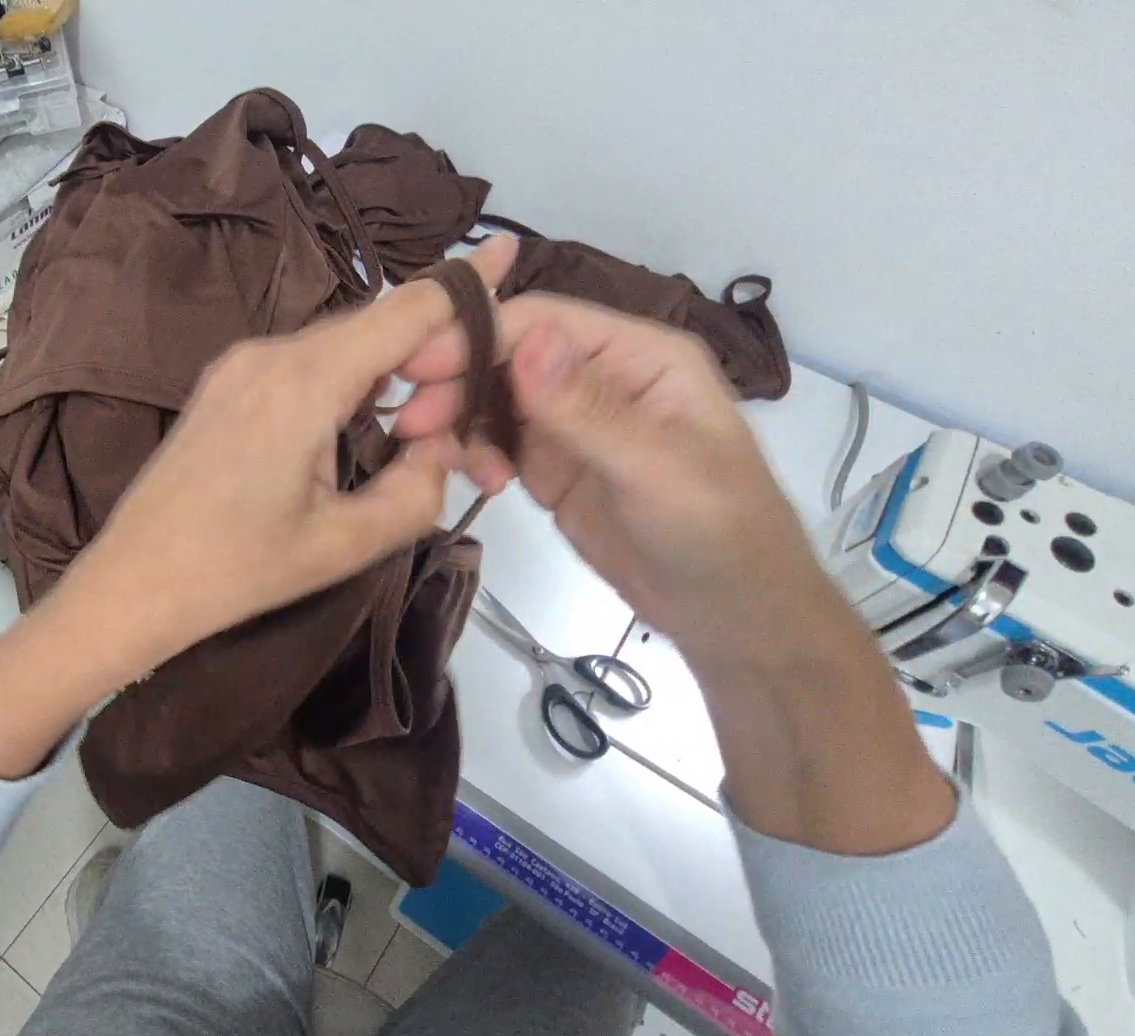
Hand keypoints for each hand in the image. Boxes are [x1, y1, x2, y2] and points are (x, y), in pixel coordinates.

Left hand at [0, 235, 517, 777]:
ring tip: (419, 423)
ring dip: (388, 370)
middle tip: (461, 414)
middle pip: (374, 325)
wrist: (133, 583)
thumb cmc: (234, 571)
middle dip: (431, 352)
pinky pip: (303, 364)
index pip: (405, 309)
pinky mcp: (223, 386)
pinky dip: (347, 380)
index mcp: (303, 382)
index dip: (465, 285)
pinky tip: (362, 422)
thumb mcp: (344, 544)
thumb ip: (417, 490)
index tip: (511, 256)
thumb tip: (439, 448)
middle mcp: (269, 353)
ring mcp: (238, 366)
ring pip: (340, 345)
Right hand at [392, 292, 828, 662]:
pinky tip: (477, 483)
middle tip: (408, 422)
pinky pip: (494, 446)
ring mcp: (568, 425)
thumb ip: (587, 408)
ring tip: (436, 460)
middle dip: (454, 384)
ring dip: (457, 424)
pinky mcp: (548, 468)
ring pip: (492, 403)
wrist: (725, 612)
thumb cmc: (715, 532)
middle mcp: (597, 379)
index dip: (475, 335)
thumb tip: (526, 340)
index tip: (415, 365)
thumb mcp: (655, 468)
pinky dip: (473, 457)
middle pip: (505, 359)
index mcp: (636, 356)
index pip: (541, 323)